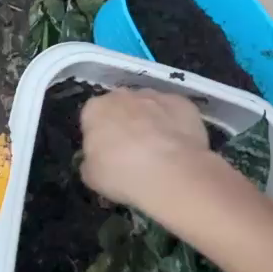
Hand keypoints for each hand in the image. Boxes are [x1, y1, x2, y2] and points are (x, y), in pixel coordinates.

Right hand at [79, 88, 224, 208]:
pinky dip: (175, 125)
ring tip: (160, 153)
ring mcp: (154, 96)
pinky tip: (180, 147)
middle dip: (125, 124)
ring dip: (150, 122)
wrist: (172, 172)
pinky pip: (174, 113)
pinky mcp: (182, 102)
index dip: (99, 136)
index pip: (92, 118)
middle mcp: (122, 95)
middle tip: (132, 153)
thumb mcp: (92, 176)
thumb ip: (90, 161)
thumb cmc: (122, 174)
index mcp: (95, 109)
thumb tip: (96, 160)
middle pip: (120, 107)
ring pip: (148, 107)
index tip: (106, 155)